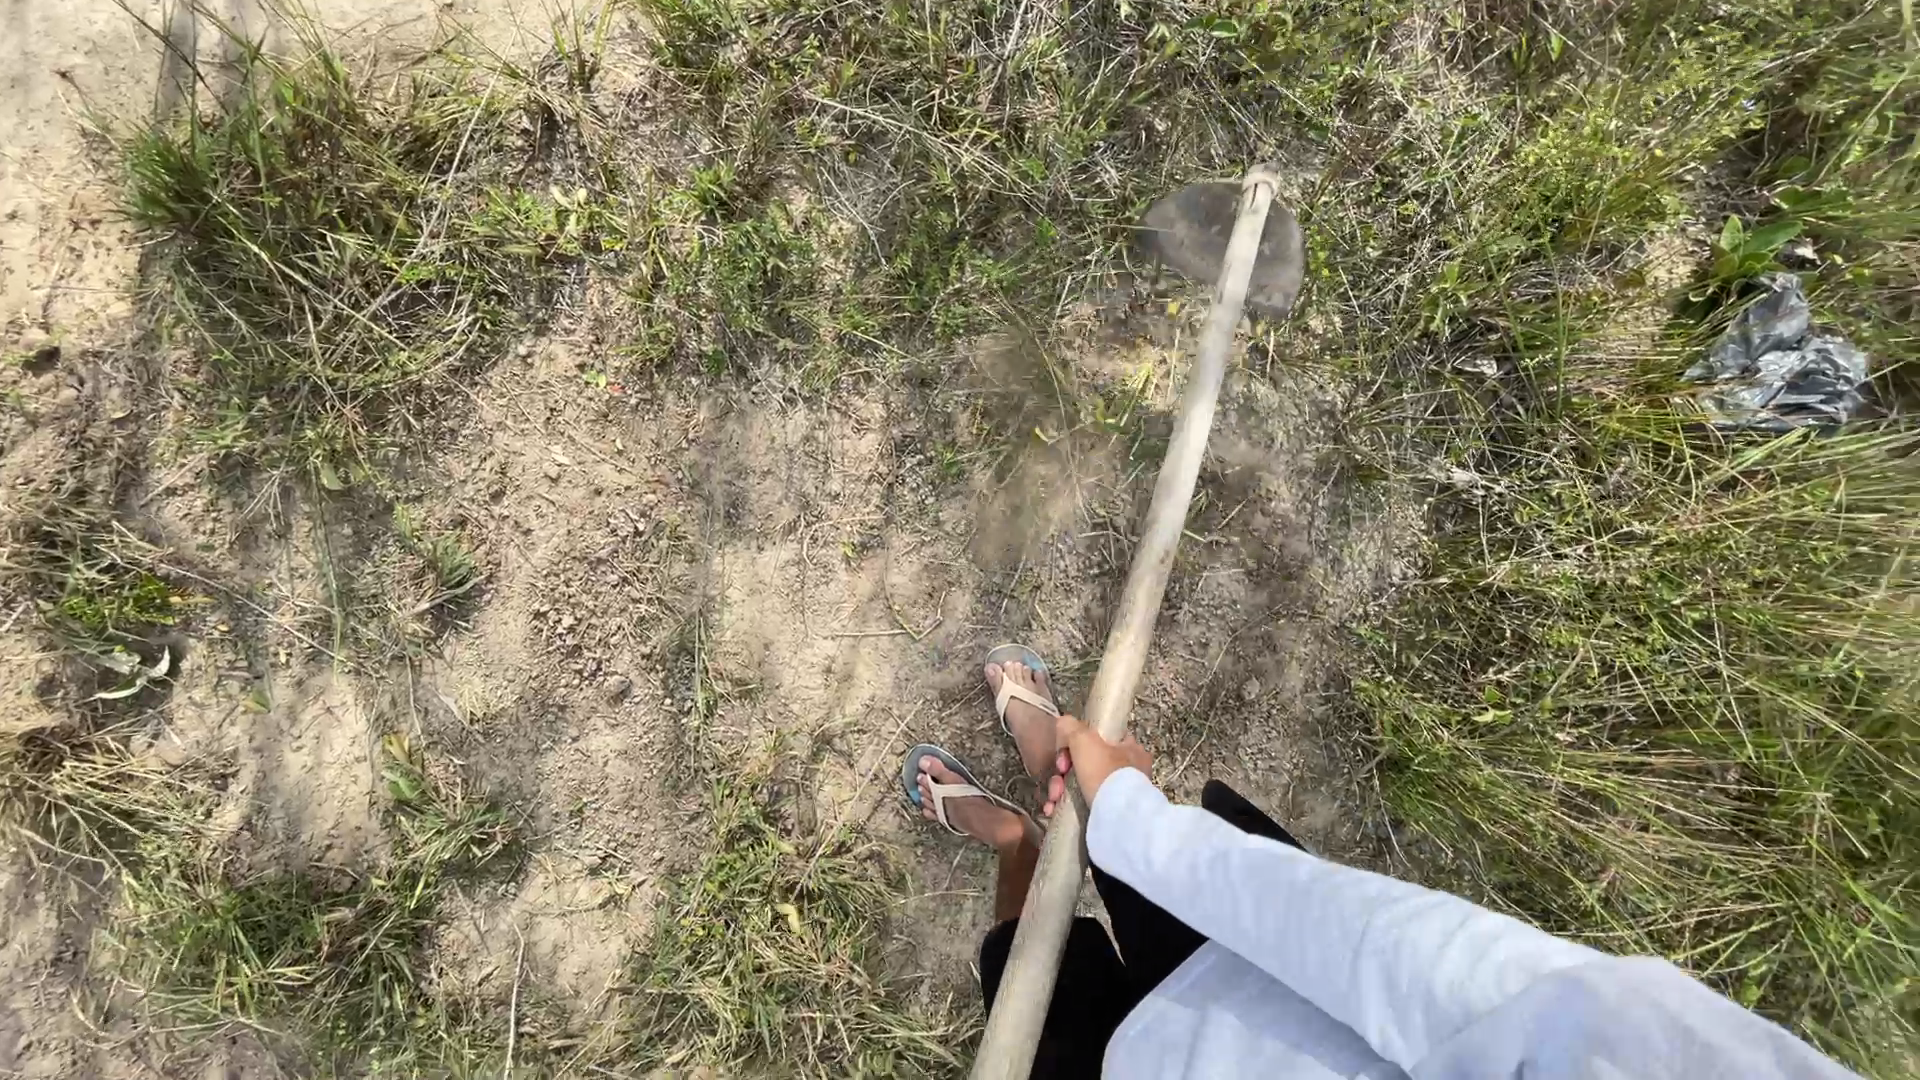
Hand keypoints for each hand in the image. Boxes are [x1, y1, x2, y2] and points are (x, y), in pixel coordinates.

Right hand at [1041, 714, 1151, 815]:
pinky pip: (1082, 805)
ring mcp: (1120, 795)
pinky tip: (1053, 810)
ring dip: (1060, 790)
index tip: (1065, 754)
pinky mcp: (1110, 816)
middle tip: (1058, 777)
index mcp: (1131, 749)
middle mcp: (1129, 771)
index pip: (1100, 738)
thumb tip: (1063, 724)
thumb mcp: (1084, 740)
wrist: (1118, 821)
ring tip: (1053, 799)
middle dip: (1063, 772)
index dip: (1077, 743)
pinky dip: (1065, 806)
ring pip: (1081, 785)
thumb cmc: (1105, 774)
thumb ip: (1070, 727)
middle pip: (1086, 763)